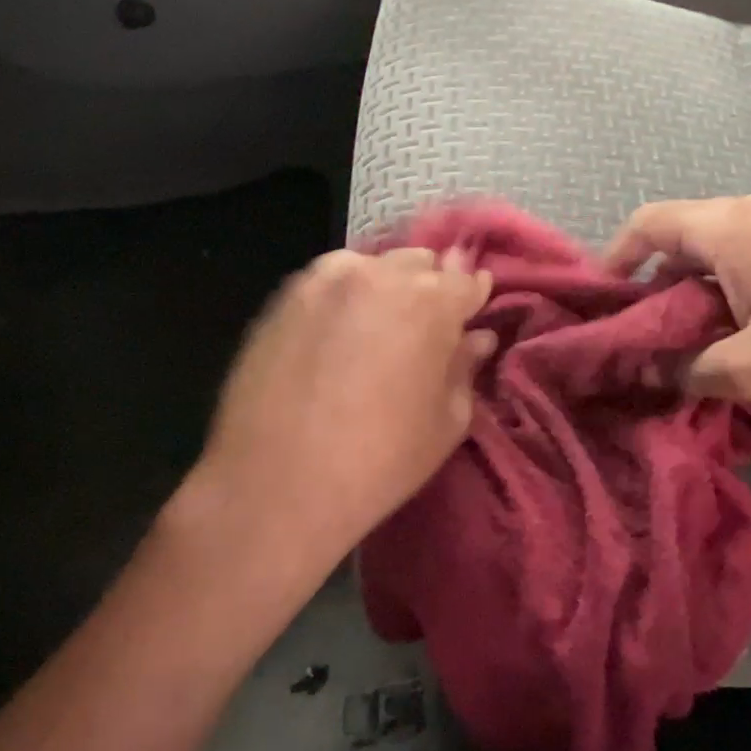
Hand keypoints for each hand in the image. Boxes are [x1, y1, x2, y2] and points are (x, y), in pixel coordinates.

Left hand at [192, 247, 495, 549]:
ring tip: (375, 334)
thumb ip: (464, 368)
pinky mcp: (282, 296)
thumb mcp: (445, 423)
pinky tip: (335, 340)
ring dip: (383, 289)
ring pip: (370, 267)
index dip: (472, 297)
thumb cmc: (379, 462)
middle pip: (418, 264)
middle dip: (428, 288)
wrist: (274, 486)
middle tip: (423, 331)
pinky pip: (327, 284)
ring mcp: (325, 279)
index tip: (471, 314)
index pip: (467, 279)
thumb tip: (476, 338)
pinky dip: (342, 300)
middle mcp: (379, 274)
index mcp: (431, 301)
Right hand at [605, 196, 750, 407]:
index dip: (615, 259)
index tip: (603, 306)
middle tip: (641, 342)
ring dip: (690, 298)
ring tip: (684, 350)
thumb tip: (653, 373)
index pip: (647, 223)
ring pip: (713, 256)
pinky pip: (745, 264)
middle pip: (678, 239)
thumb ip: (689, 369)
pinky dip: (724, 296)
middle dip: (652, 289)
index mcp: (728, 228)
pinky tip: (733, 341)